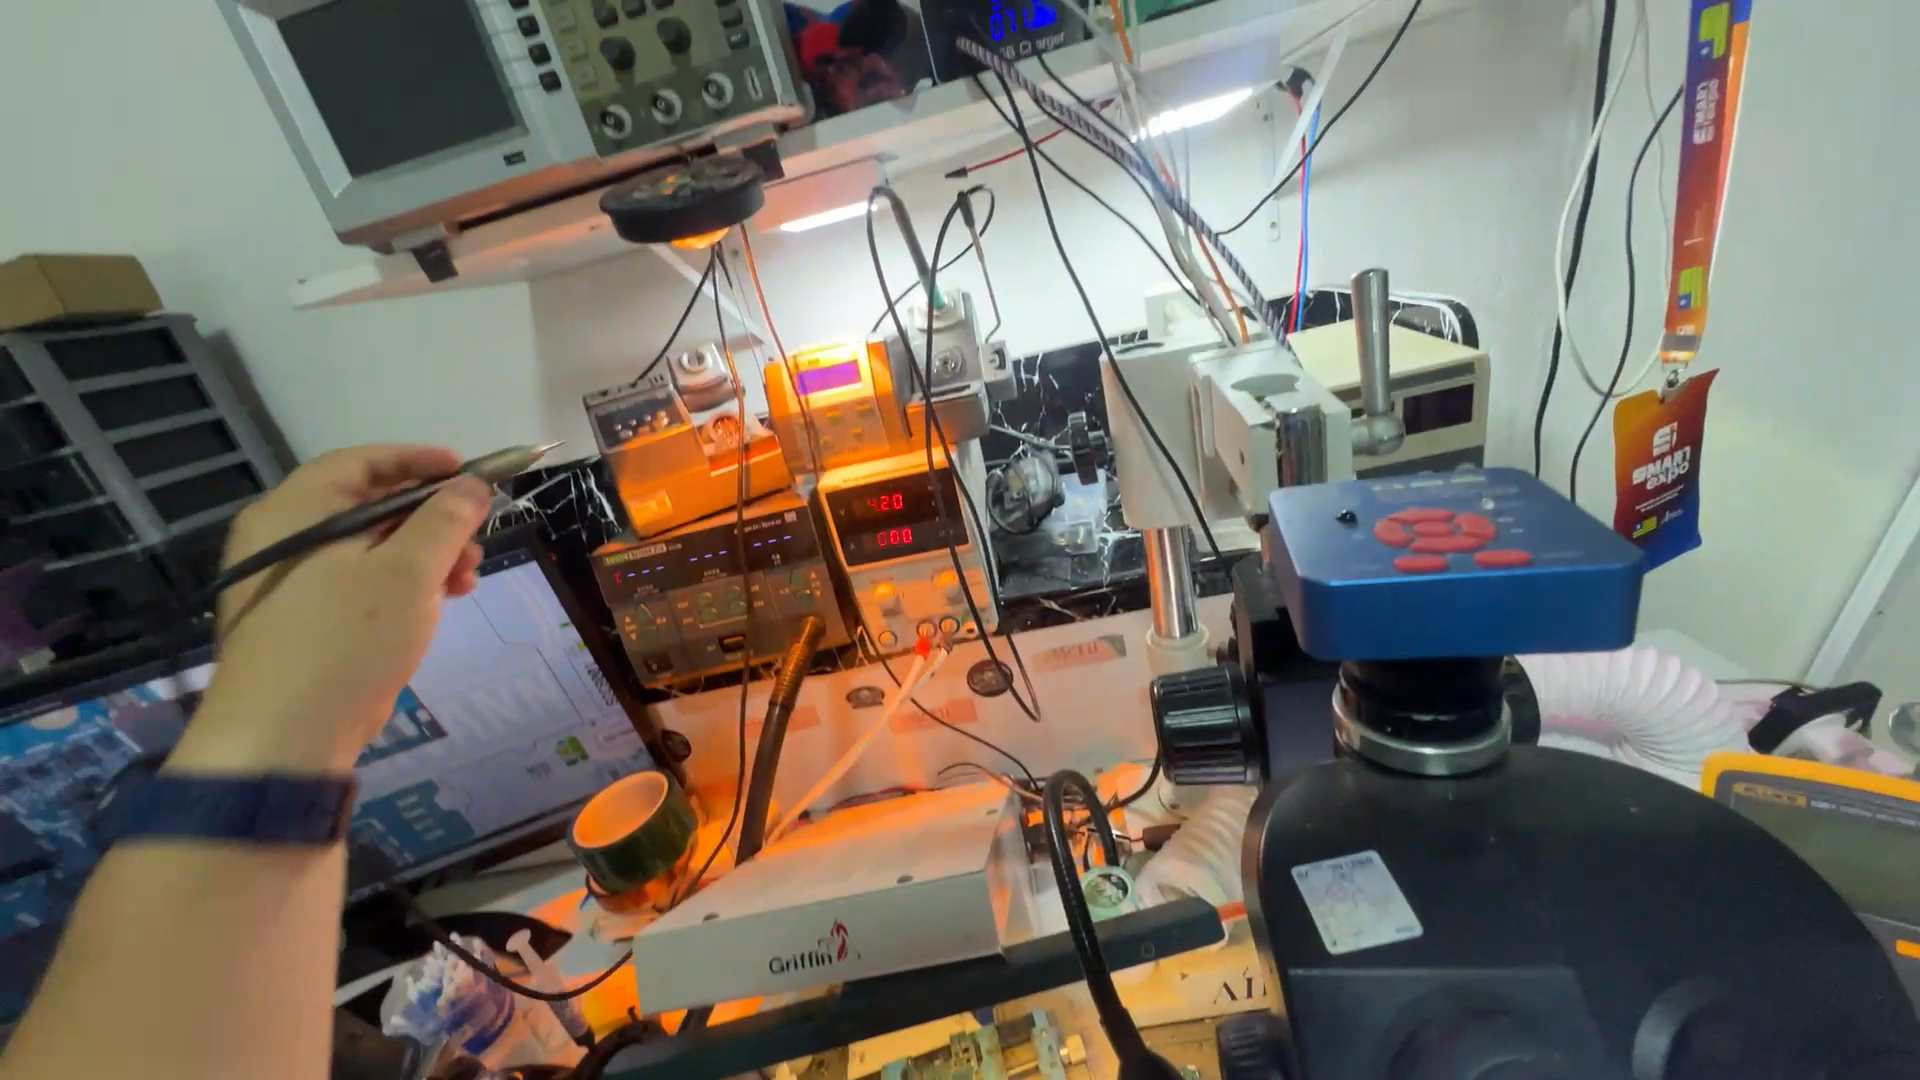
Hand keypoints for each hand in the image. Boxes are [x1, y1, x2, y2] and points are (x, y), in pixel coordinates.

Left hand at [168, 446, 493, 774]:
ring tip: (467, 577)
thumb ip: (445, 519)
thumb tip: (473, 486)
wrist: (286, 733)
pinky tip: (443, 598)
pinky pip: (366, 579)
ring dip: (430, 552)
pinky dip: (409, 580)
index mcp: (295, 514)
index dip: (417, 460)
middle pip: (371, 504)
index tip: (468, 470)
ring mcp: (295, 580)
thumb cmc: (347, 637)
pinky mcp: (309, 616)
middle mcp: (286, 538)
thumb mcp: (409, 571)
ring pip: (376, 545)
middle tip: (477, 534)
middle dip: (434, 516)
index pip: (359, 463)